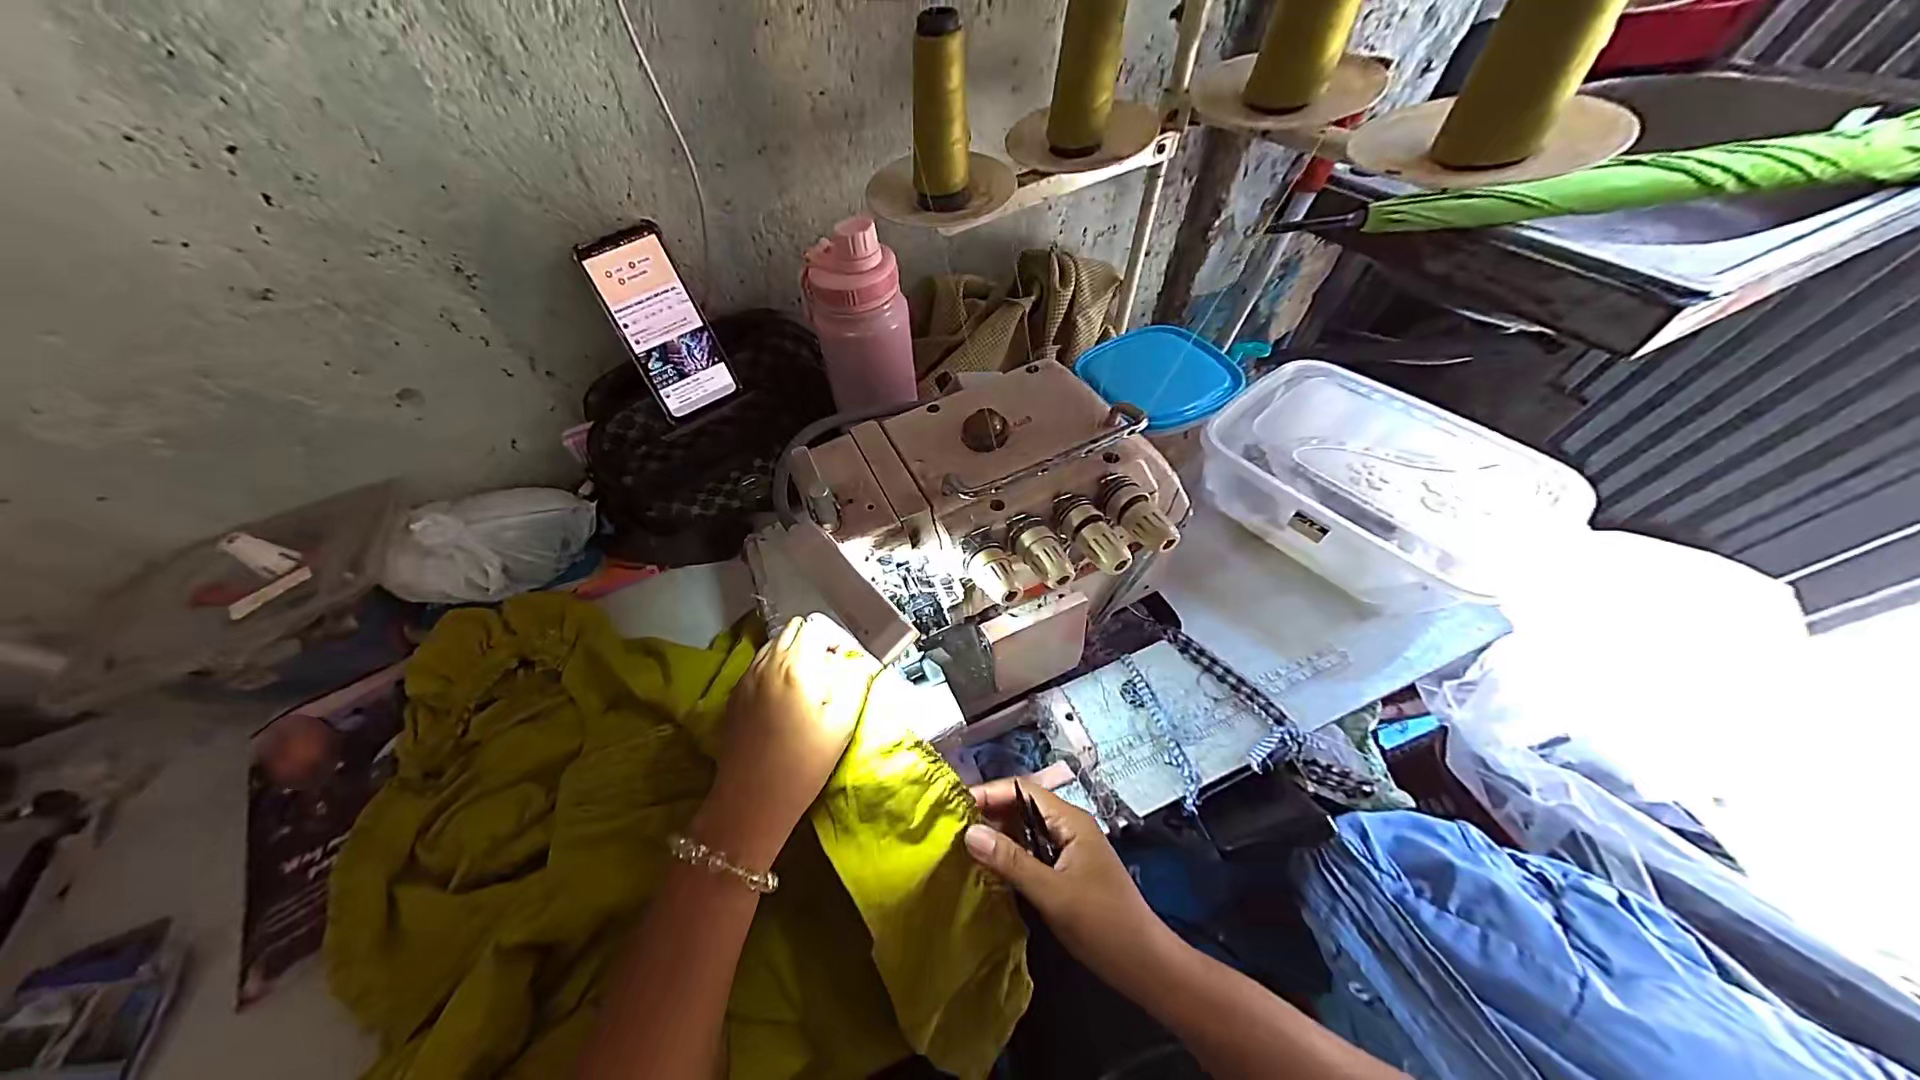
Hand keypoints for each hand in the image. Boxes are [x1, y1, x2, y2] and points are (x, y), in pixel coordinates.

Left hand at [697, 616, 871, 867]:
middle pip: (792, 630)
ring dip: (792, 653)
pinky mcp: (734, 696)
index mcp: (795, 667)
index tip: (845, 661)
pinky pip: (757, 666)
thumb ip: (855, 683)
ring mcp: (746, 679)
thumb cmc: (803, 765)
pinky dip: (774, 668)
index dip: (835, 639)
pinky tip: (785, 697)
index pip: (816, 628)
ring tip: (808, 683)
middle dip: (813, 641)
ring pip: (772, 645)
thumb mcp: (842, 724)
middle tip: (829, 670)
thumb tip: (860, 662)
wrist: (751, 801)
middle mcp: (766, 665)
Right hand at [964, 778, 1177, 988]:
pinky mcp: (1068, 869)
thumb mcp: (1052, 893)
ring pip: (1026, 829)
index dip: (989, 793)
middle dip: (990, 813)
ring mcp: (1070, 848)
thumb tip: (970, 833)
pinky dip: (1011, 854)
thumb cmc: (1103, 924)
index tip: (956, 806)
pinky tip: (991, 868)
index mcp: (1070, 820)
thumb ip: (1011, 862)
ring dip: (999, 834)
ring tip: (964, 846)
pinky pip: (1033, 850)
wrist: (1145, 964)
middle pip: (1023, 806)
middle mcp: (1069, 826)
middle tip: (954, 828)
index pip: (1022, 789)